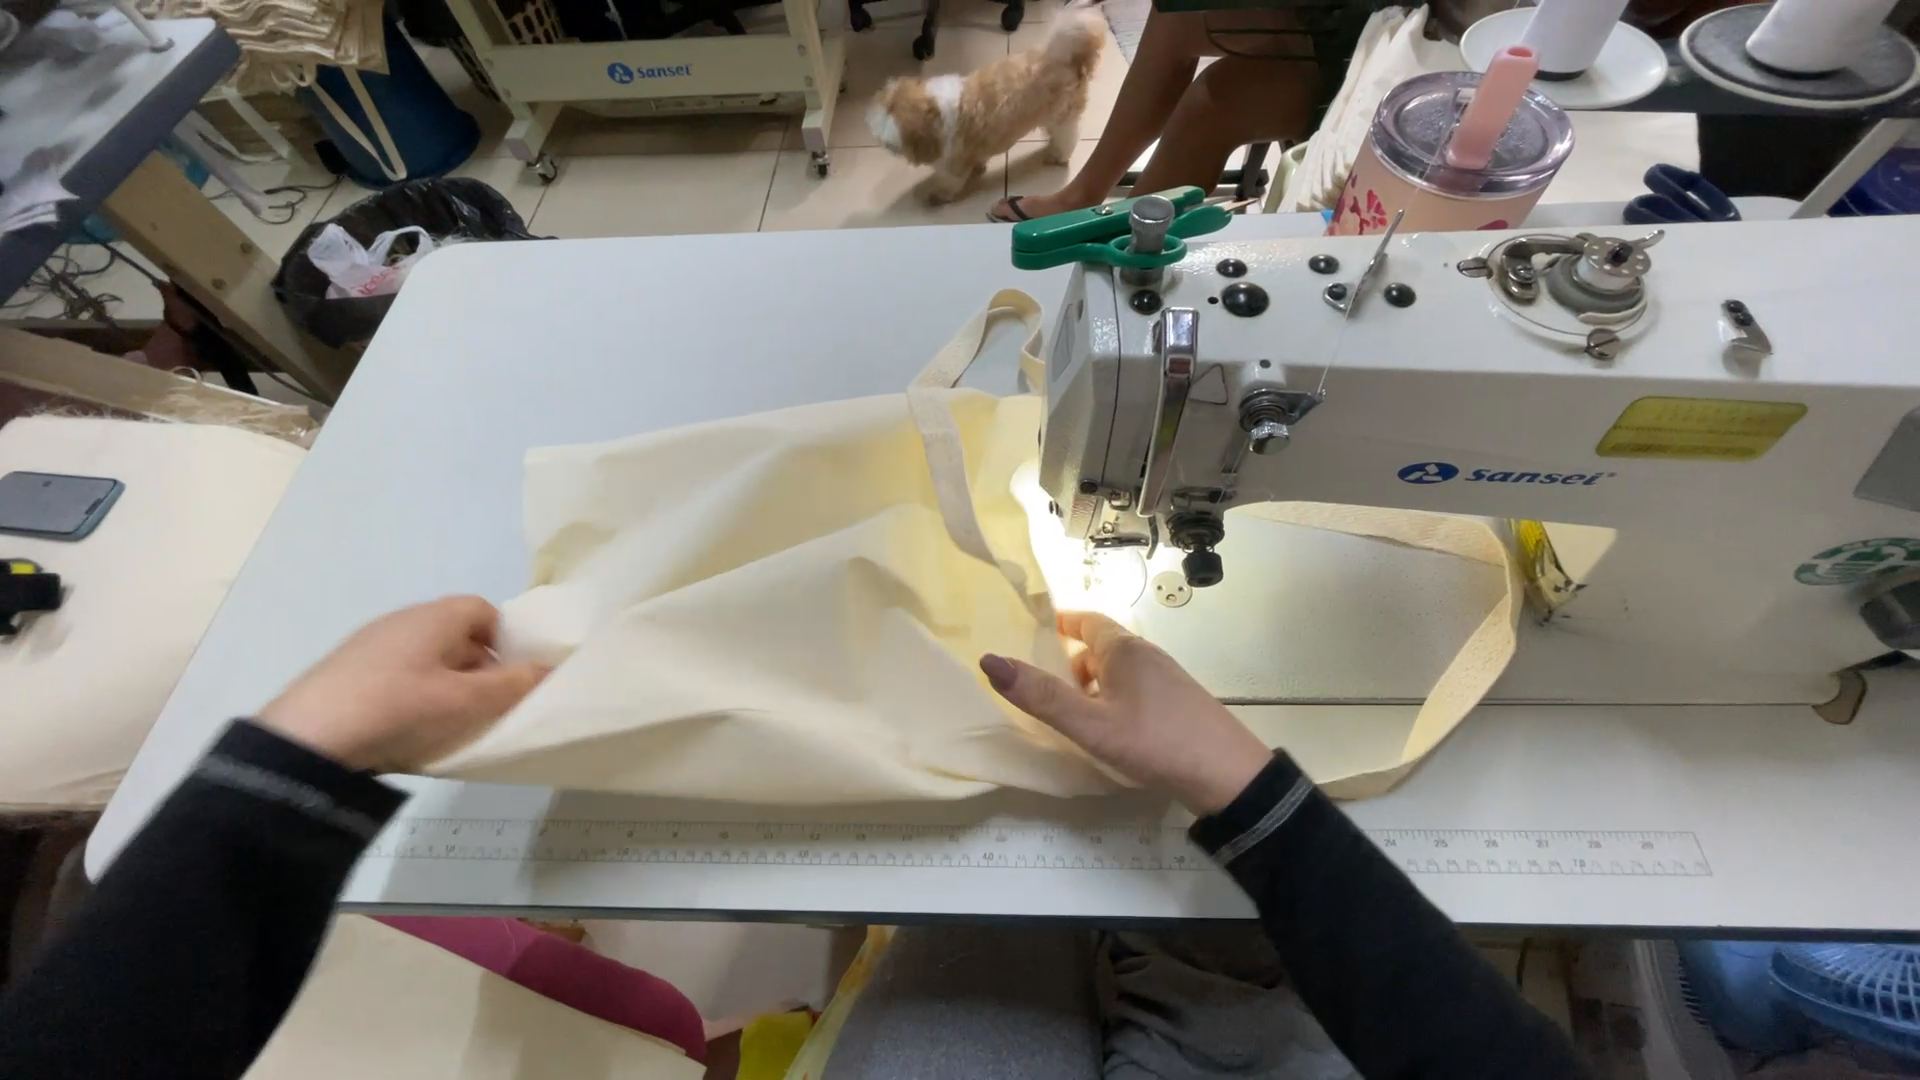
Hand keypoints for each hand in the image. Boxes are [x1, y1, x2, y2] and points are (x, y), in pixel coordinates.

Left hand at [259, 597, 547, 772]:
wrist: (303, 744)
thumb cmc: (401, 709)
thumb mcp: (469, 702)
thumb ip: (515, 683)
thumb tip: (550, 668)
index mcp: (434, 617)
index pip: (485, 610)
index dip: (506, 639)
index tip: (513, 673)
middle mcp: (401, 621)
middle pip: (458, 635)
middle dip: (480, 667)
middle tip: (488, 703)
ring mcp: (367, 646)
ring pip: (427, 657)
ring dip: (447, 683)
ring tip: (450, 719)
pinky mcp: (343, 673)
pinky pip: (397, 674)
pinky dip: (414, 694)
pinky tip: (410, 725)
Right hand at [980, 612, 1270, 814]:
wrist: (1229, 777)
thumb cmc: (1154, 741)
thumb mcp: (1090, 723)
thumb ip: (1041, 696)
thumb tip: (989, 660)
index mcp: (1123, 649)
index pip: (1086, 620)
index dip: (1061, 621)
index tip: (1036, 630)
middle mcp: (1146, 656)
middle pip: (1100, 647)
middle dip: (1071, 661)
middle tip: (1044, 688)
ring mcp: (1166, 680)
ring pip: (1118, 671)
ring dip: (1092, 685)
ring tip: (1073, 716)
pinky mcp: (1178, 704)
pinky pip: (1135, 690)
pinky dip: (1113, 700)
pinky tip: (1110, 731)